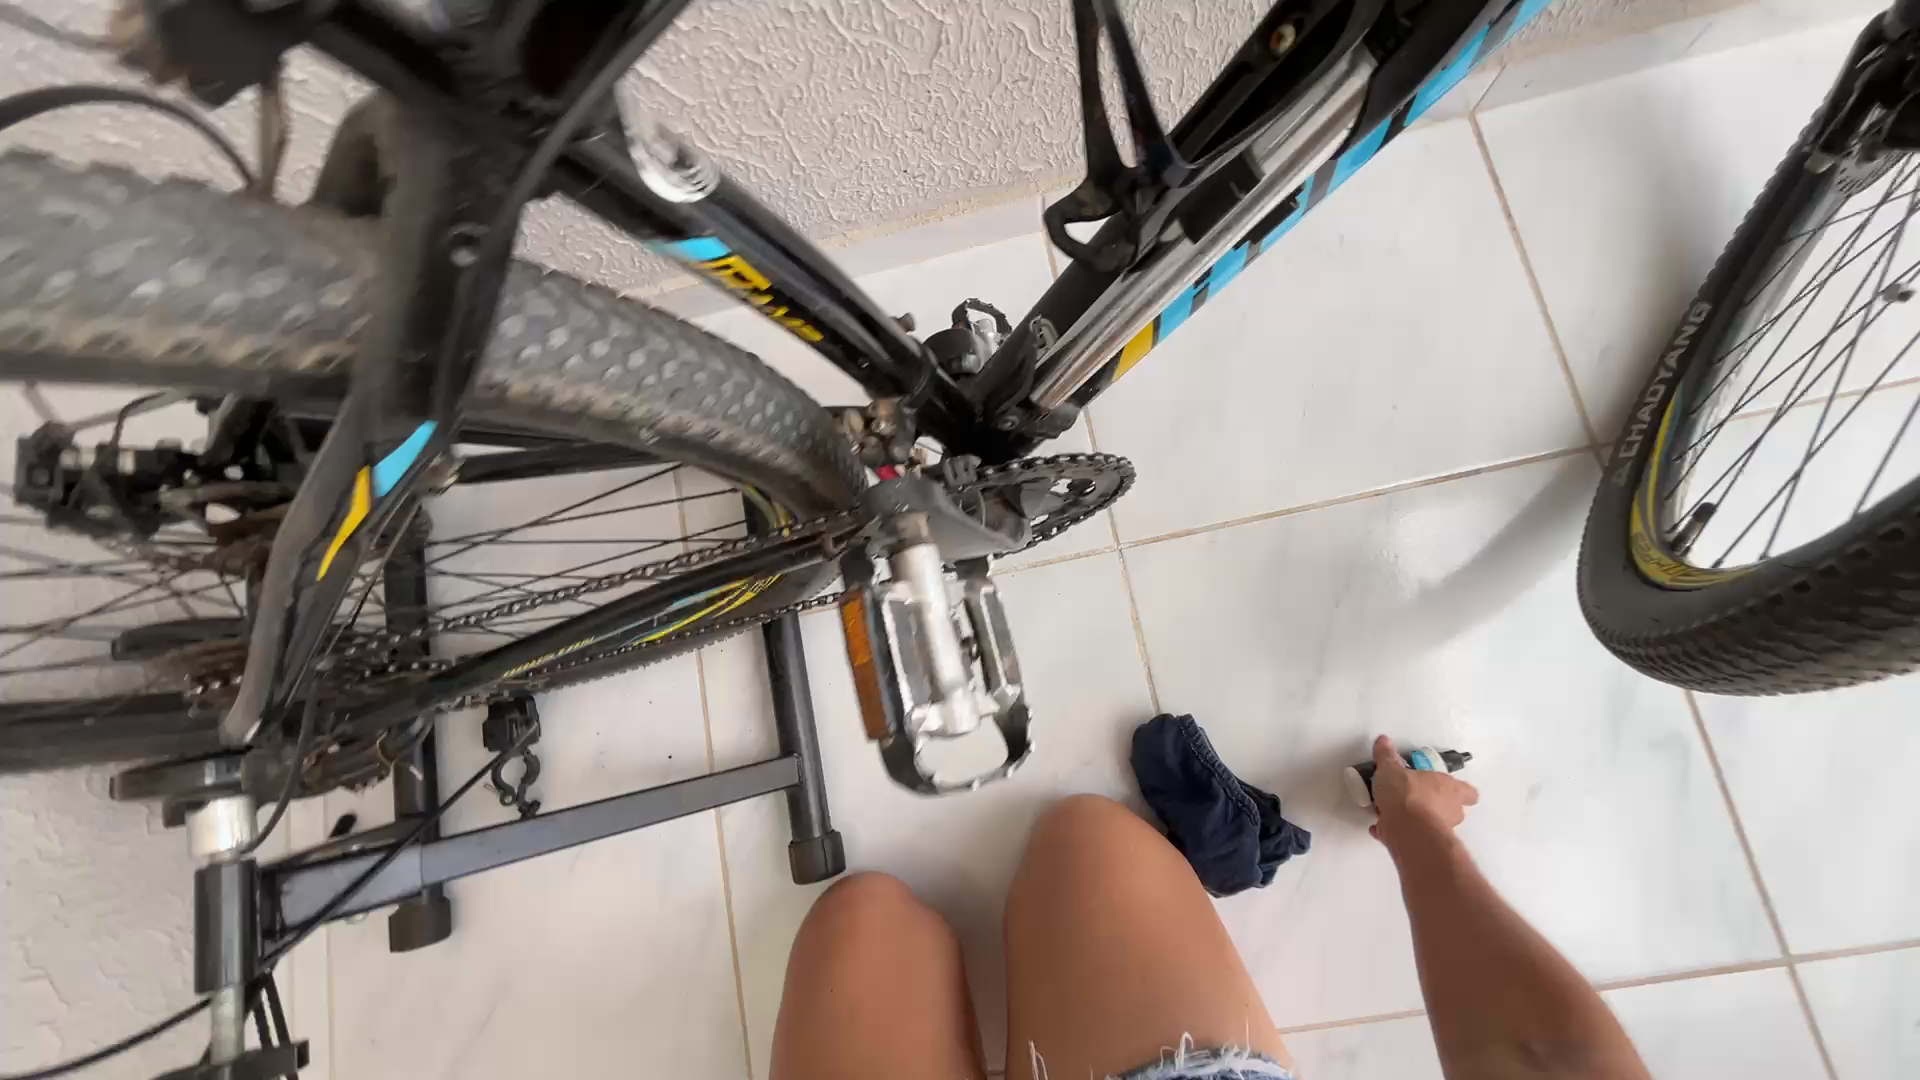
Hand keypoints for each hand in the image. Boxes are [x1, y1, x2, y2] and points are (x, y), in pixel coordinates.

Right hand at [1368, 735, 1478, 851]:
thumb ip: (1387, 756)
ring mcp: (1440, 830)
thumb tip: (1384, 740)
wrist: (1407, 830)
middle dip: (1432, 803)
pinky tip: (1381, 826)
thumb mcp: (1391, 769)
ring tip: (1392, 811)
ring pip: (1431, 822)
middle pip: (1449, 807)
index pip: (1468, 792)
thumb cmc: (1407, 793)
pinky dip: (1398, 831)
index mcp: (1450, 789)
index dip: (1459, 790)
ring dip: (1416, 818)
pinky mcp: (1424, 844)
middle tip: (1411, 796)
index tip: (1446, 787)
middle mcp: (1451, 810)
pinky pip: (1411, 834)